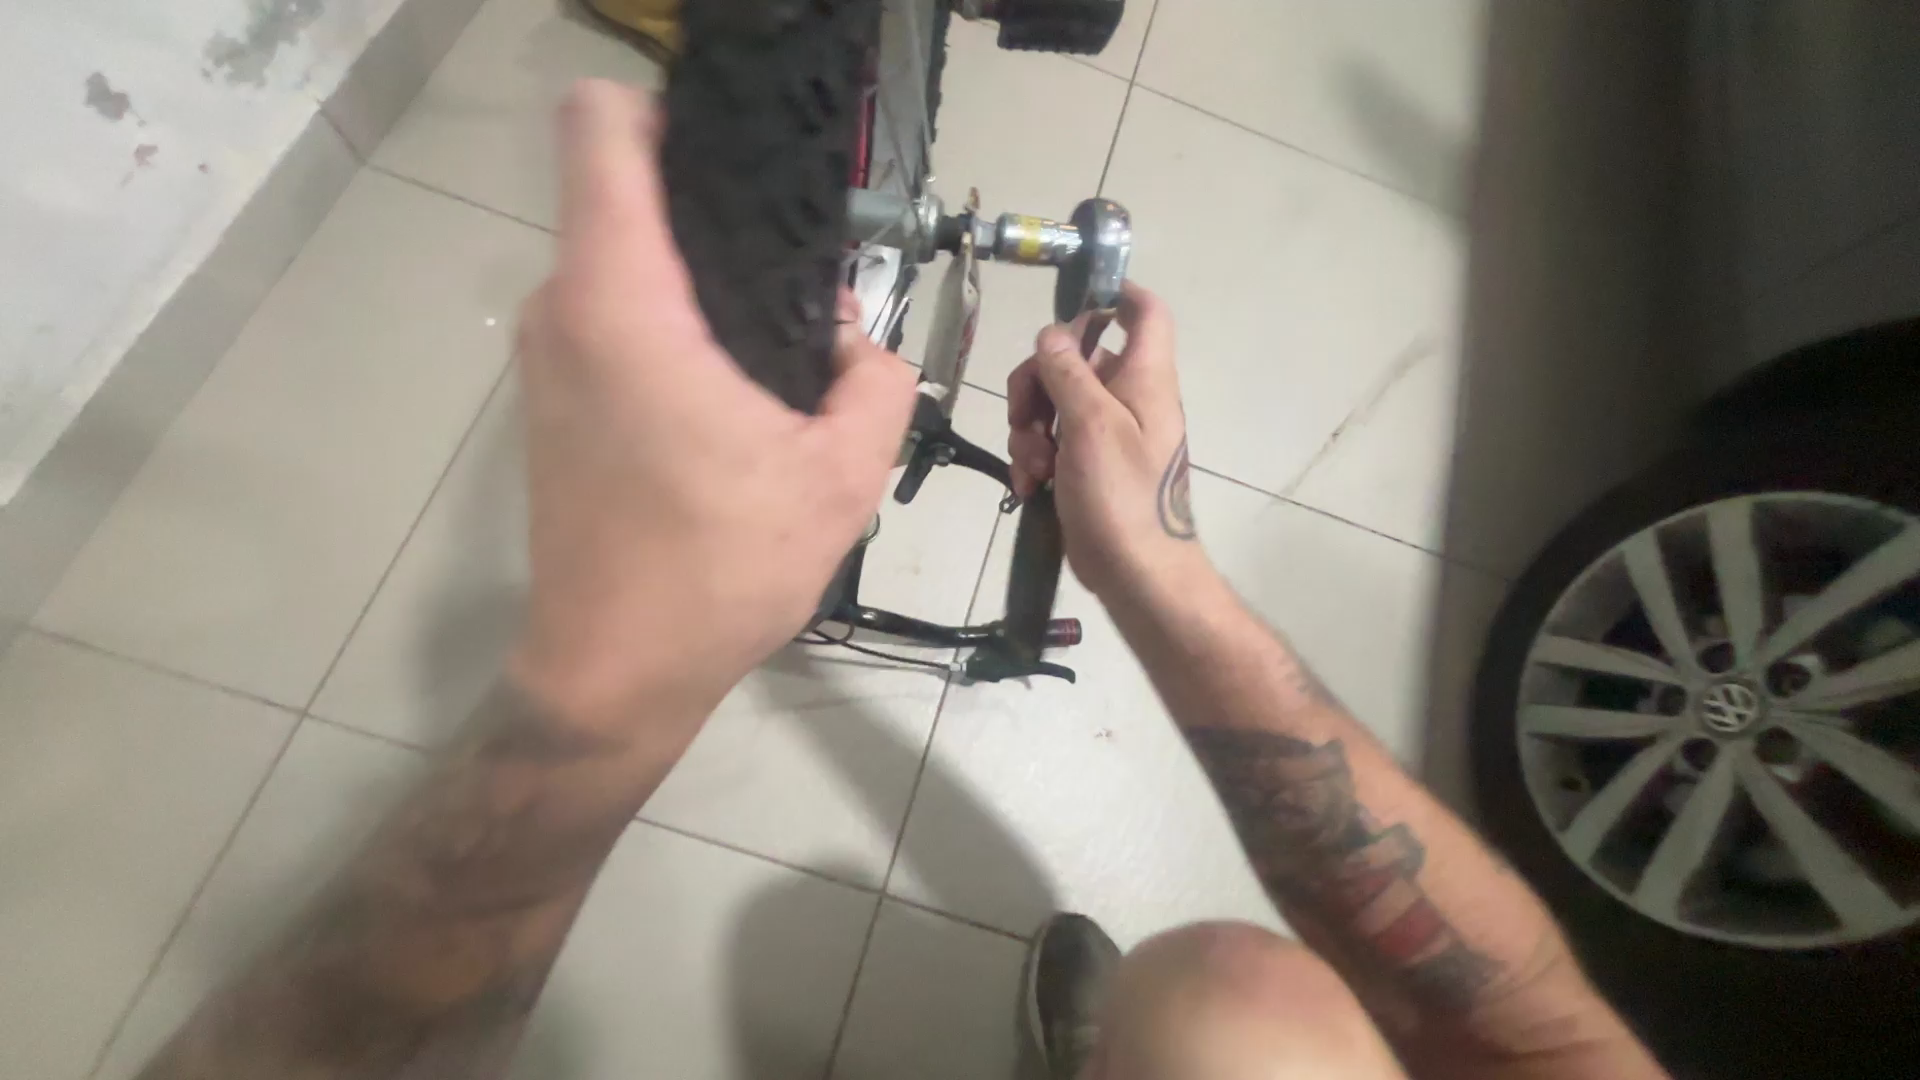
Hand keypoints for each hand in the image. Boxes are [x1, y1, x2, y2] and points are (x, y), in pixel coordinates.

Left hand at [511, 81, 917, 729]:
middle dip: (725, 224)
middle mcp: (566, 312)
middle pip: (635, 202)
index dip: (676, 118)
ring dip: (709, 291)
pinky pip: (618, 325)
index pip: (607, 130)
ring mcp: (548, 361)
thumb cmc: (724, 570)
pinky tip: (736, 401)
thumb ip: (878, 384)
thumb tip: (858, 343)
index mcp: (627, 305)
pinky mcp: (554, 406)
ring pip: (631, 269)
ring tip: (783, 357)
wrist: (619, 672)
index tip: (750, 169)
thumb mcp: (843, 476)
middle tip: (808, 290)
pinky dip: (678, 335)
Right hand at [1006, 283, 1211, 600]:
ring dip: (1030, 430)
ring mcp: (1105, 432)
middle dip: (1037, 385)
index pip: (1144, 313)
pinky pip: (1050, 441)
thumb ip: (1069, 372)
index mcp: (1144, 377)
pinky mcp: (1084, 463)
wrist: (1133, 570)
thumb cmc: (1121, 495)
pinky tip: (1031, 486)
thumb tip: (1051, 334)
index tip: (1071, 302)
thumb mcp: (1091, 426)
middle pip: (1075, 358)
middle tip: (1024, 418)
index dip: (1114, 295)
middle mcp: (1127, 397)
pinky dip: (1034, 459)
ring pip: (1053, 402)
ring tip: (1034, 467)